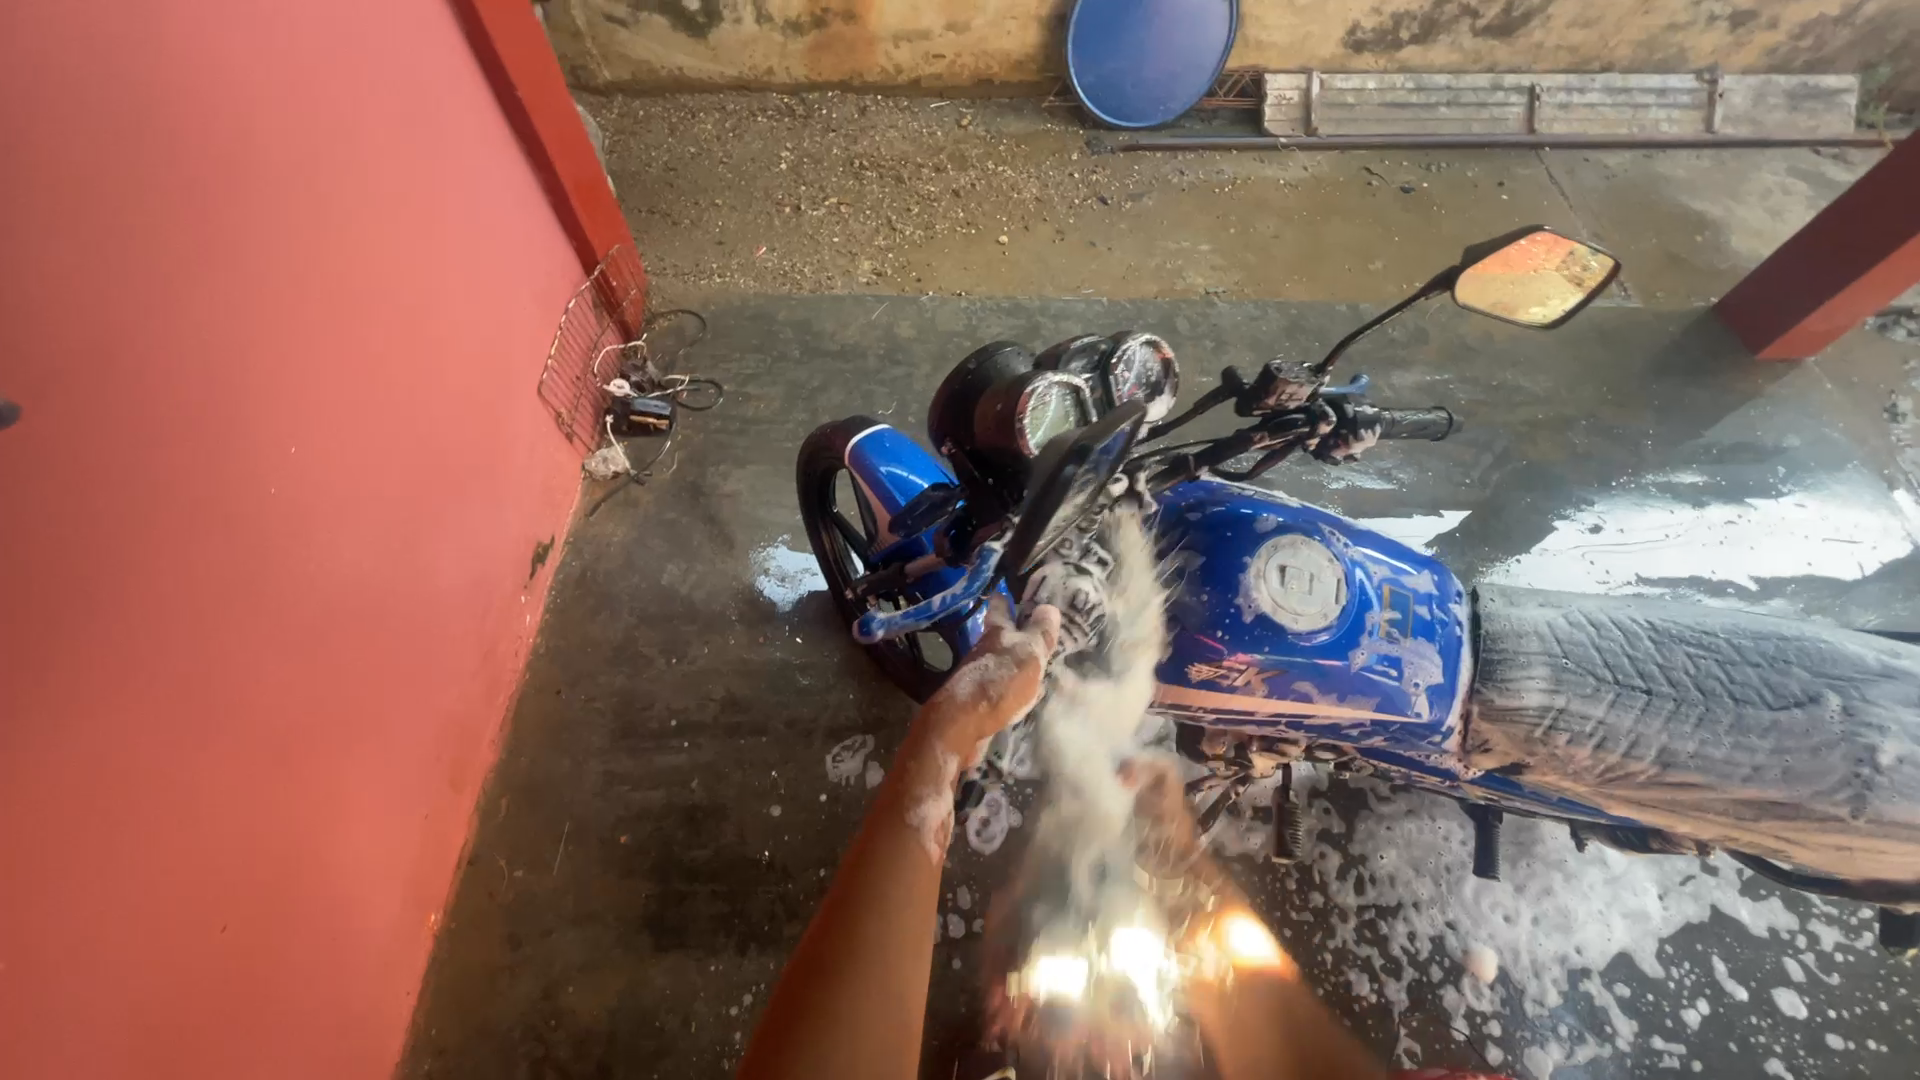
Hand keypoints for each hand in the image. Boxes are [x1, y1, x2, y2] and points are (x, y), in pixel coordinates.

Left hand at [915, 597, 1061, 756]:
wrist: (964, 724)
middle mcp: (984, 650)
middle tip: (1034, 627)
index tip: (1009, 590)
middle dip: (1013, 630)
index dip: (1004, 598)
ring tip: (1036, 661)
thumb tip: (1048, 606)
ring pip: (1000, 661)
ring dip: (1015, 660)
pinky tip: (1025, 694)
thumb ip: (1039, 633)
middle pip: (998, 635)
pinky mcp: (979, 700)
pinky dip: (1013, 686)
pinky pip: (1001, 687)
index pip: (999, 606)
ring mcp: (979, 675)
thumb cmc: (999, 682)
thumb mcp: (1028, 654)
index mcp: (996, 633)